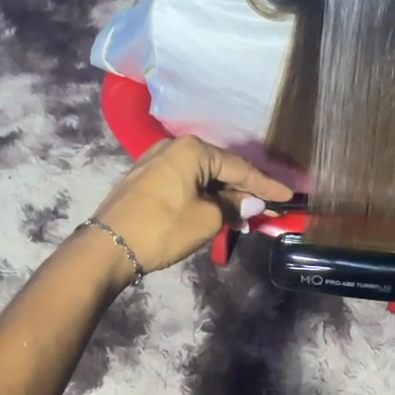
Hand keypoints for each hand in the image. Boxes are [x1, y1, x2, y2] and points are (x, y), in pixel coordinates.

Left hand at [87, 136, 293, 276]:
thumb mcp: (206, 220)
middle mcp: (174, 147)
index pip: (239, 167)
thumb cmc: (162, 228)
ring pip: (201, 177)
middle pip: (220, 168)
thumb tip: (253, 203)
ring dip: (223, 197)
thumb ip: (233, 207)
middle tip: (267, 209)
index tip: (288, 195)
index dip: (266, 184)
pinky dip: (203, 196)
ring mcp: (156, 161)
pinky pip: (185, 182)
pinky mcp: (145, 178)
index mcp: (192, 150)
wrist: (106, 248)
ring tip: (244, 217)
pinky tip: (216, 212)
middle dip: (244, 191)